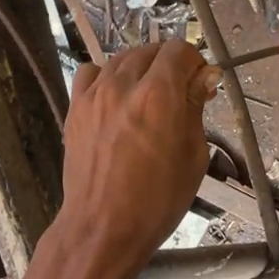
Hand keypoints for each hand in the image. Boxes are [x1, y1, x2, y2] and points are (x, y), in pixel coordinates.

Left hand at [54, 42, 219, 274]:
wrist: (104, 227)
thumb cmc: (157, 201)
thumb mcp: (193, 157)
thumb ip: (195, 110)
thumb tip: (203, 78)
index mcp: (159, 95)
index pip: (178, 51)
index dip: (195, 63)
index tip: (200, 85)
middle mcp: (124, 85)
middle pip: (149, 52)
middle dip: (169, 66)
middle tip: (179, 96)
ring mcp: (94, 95)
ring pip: (120, 60)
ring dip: (140, 70)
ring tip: (148, 98)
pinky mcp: (75, 109)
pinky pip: (91, 74)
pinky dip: (107, 78)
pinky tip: (115, 99)